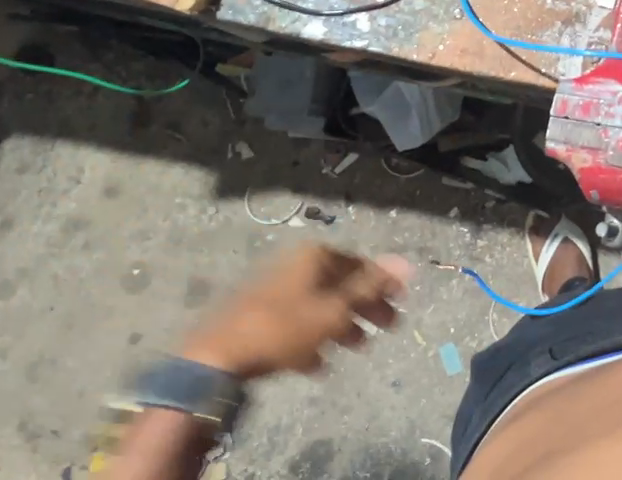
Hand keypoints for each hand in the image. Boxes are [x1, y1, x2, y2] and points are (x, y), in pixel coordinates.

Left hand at [179, 245, 412, 378]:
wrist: (213, 359)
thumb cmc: (282, 327)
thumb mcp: (334, 309)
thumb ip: (371, 287)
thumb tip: (407, 264)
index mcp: (314, 256)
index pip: (361, 264)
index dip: (384, 284)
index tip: (401, 304)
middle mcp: (295, 266)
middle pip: (341, 285)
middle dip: (365, 308)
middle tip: (387, 329)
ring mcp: (273, 291)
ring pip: (318, 305)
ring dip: (341, 326)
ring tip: (357, 348)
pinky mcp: (256, 316)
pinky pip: (295, 324)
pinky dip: (311, 339)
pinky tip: (317, 364)